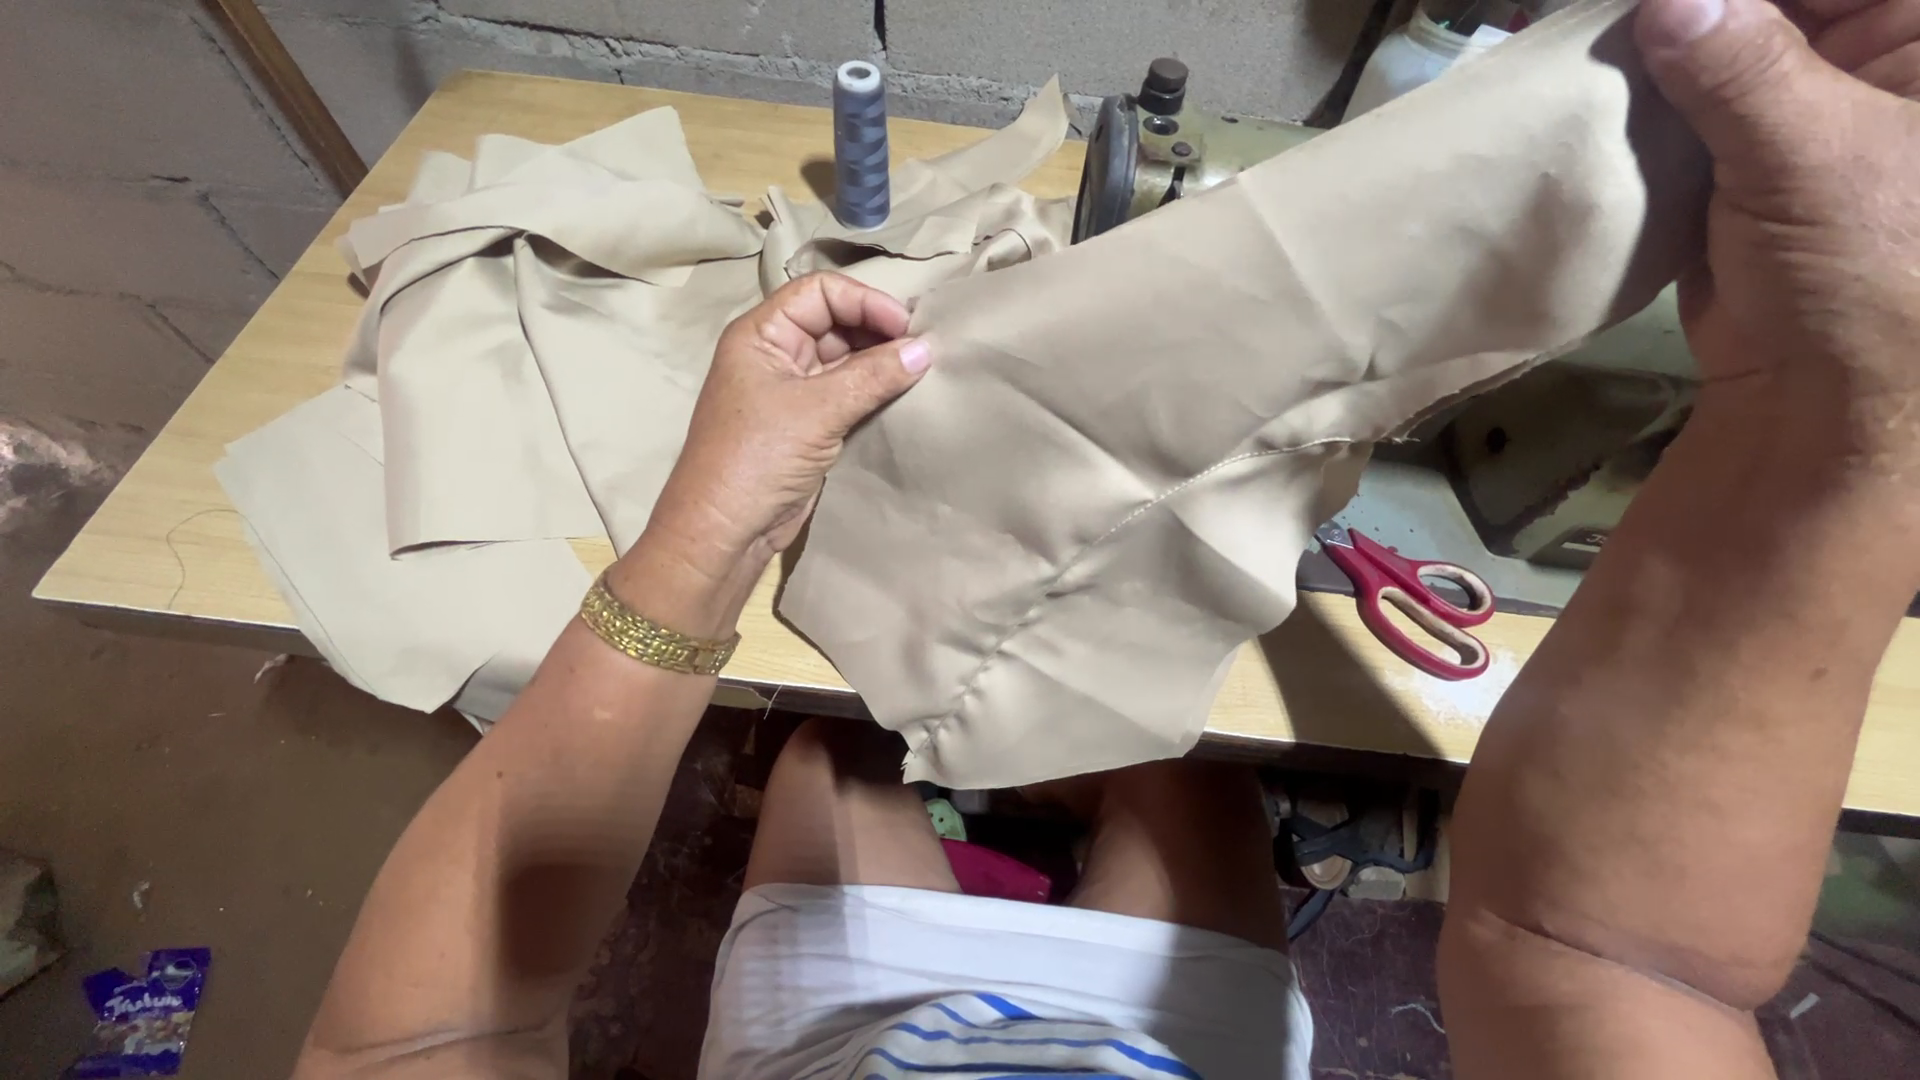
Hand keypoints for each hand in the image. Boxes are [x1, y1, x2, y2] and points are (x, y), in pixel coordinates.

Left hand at [609, 273, 930, 634]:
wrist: (727, 530)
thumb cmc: (758, 458)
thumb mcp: (817, 410)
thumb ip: (872, 377)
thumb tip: (925, 351)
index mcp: (761, 335)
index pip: (820, 293)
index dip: (865, 302)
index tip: (906, 328)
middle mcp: (775, 356)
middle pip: (834, 323)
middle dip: (877, 332)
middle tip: (921, 351)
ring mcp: (791, 393)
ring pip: (843, 361)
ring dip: (879, 364)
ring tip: (920, 373)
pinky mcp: (807, 426)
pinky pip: (846, 395)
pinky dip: (873, 393)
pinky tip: (903, 397)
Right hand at [1636, 0, 1919, 469]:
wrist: (1815, 382)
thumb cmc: (1868, 263)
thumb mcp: (1813, 155)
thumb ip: (1743, 71)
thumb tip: (1667, 0)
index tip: (1651, 5)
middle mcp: (1875, 60)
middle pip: (1766, 14)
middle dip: (1692, 18)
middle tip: (1613, 27)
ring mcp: (1801, 115)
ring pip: (1718, 60)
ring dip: (1656, 65)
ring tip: (1591, 61)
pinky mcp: (1739, 166)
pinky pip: (1684, 118)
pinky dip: (1640, 116)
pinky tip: (1597, 111)